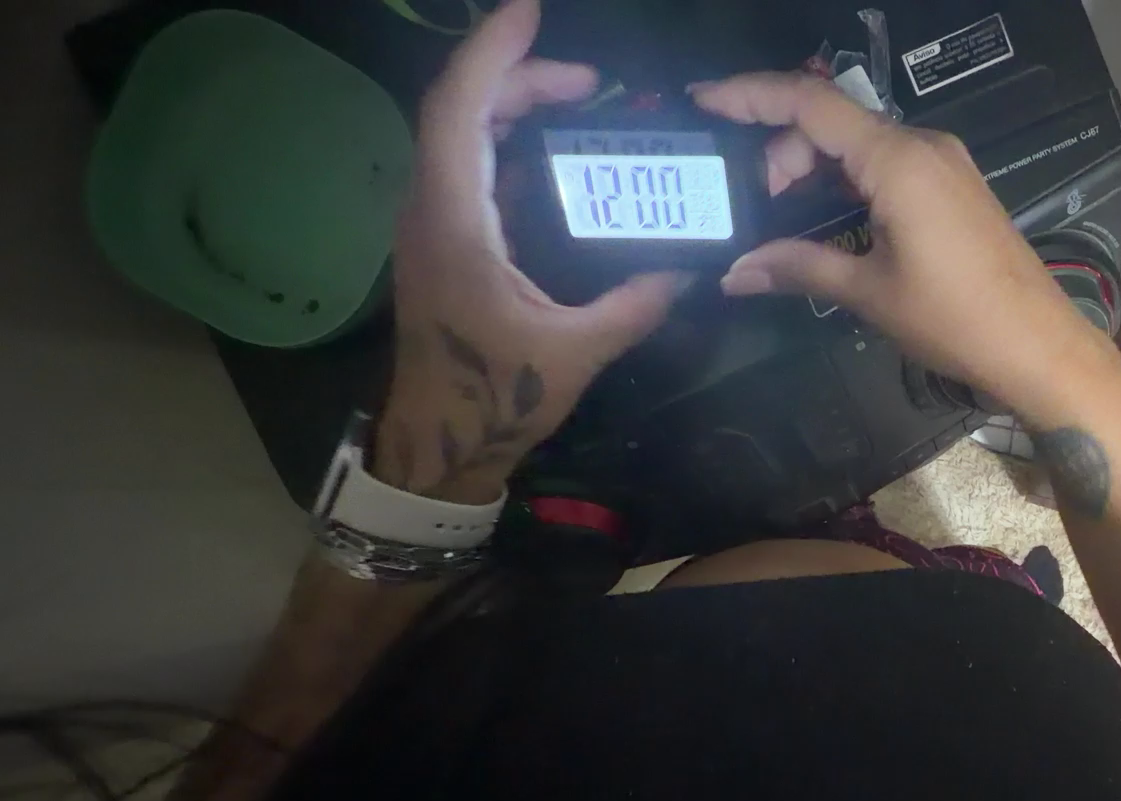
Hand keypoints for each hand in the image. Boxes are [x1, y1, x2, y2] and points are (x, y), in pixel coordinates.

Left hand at [377, 0, 687, 503]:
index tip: (531, 11)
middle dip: (521, 81)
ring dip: (514, 115)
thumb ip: (636, 303)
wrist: (445, 439)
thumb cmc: (502, 395)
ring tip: (579, 111)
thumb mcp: (580, 349)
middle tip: (591, 82)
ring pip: (463, 144)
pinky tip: (560, 172)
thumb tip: (686, 269)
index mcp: (457, 223)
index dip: (495, 54)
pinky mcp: (448, 249)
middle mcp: (434, 211)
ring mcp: (435, 229)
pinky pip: (475, 180)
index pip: (461, 110)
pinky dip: (514, 158)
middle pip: (463, 114)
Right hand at [690, 73, 1109, 409]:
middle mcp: (924, 146)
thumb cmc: (955, 320)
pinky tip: (837, 216)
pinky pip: (893, 166)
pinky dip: (854, 181)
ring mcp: (947, 165)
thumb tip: (735, 274)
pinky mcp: (958, 189)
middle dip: (785, 152)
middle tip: (762, 205)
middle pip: (835, 122)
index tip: (704, 102)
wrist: (1037, 345)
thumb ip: (801, 268)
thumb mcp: (871, 292)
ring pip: (864, 144)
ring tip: (791, 212)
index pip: (810, 102)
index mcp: (898, 160)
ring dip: (820, 168)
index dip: (750, 94)